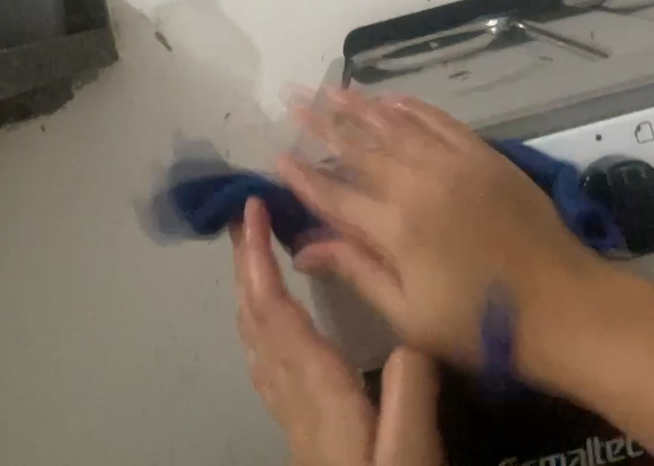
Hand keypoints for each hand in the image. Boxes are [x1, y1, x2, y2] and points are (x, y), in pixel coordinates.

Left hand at [232, 197, 441, 465]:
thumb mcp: (411, 453)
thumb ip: (411, 390)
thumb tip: (411, 335)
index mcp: (315, 388)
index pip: (274, 311)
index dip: (257, 259)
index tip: (251, 211)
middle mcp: (291, 396)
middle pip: (253, 321)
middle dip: (243, 265)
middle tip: (241, 218)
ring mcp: (290, 416)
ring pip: (254, 341)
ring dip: (247, 291)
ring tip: (250, 256)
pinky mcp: (300, 431)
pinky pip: (266, 362)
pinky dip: (259, 325)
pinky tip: (270, 327)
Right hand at [278, 89, 600, 365]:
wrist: (561, 304)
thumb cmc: (479, 323)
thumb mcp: (409, 313)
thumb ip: (356, 270)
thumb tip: (303, 249)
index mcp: (395, 227)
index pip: (335, 194)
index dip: (303, 176)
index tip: (276, 156)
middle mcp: (418, 183)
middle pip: (359, 147)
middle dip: (321, 123)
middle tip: (293, 98)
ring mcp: (453, 163)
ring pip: (395, 126)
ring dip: (360, 106)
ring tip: (331, 88)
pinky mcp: (482, 154)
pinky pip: (438, 121)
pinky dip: (411, 107)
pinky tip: (390, 98)